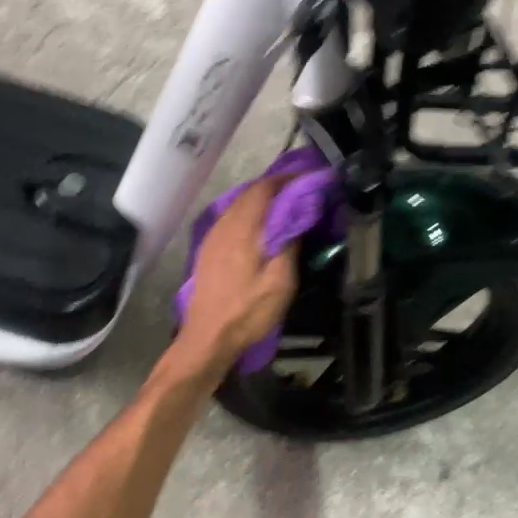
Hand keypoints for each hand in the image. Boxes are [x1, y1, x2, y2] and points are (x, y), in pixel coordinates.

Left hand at [177, 177, 298, 366]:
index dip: (287, 179)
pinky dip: (251, 214)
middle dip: (277, 187)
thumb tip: (298, 216)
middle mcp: (224, 225)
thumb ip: (289, 244)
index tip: (310, 179)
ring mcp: (213, 236)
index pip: (264, 188)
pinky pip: (232, 219)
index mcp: (242, 228)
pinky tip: (263, 228)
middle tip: (303, 191)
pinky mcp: (209, 249)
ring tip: (287, 207)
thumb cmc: (247, 312)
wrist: (207, 338)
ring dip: (263, 200)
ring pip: (240, 205)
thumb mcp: (280, 282)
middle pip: (250, 193)